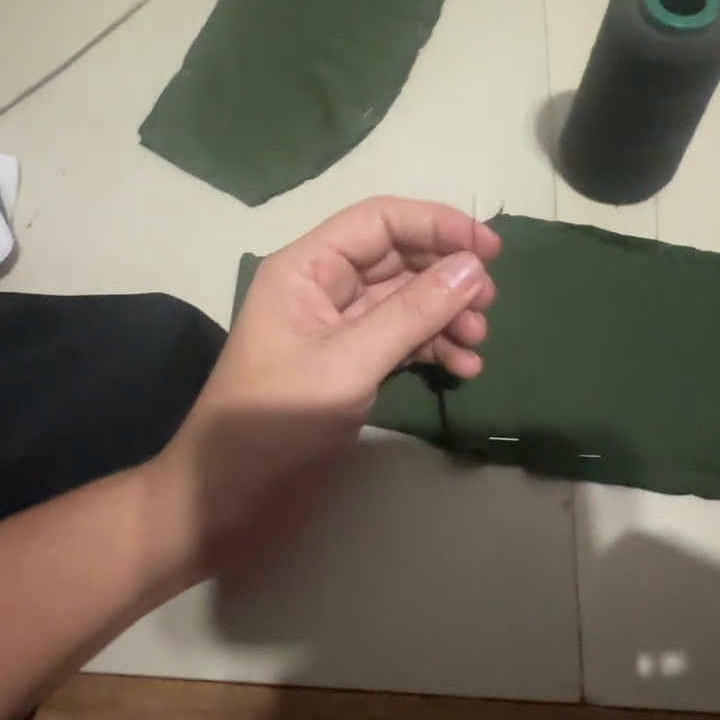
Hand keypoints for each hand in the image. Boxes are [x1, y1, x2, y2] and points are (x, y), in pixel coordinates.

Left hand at [149, 197, 500, 573]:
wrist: (228, 499)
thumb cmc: (276, 423)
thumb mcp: (348, 364)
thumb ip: (412, 313)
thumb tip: (473, 268)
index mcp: (307, 268)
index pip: (380, 220)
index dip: (437, 224)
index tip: (491, 249)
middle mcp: (323, 287)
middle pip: (397, 258)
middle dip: (446, 275)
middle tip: (488, 304)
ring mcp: (337, 327)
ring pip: (404, 300)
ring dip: (445, 315)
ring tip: (478, 343)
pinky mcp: (350, 364)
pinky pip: (401, 338)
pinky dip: (433, 346)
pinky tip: (462, 367)